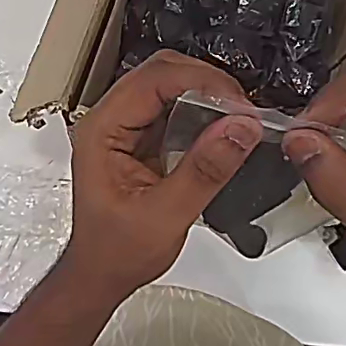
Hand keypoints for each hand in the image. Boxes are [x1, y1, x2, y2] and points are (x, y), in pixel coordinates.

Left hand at [62, 50, 262, 300]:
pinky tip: (223, 130)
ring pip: (171, 86)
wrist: (103, 273)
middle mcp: (110, 122)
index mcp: (102, 131)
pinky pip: (177, 110)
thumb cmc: (116, 251)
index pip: (153, 80)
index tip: (237, 102)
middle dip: (208, 83)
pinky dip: (205, 113)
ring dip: (208, 96)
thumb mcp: (166, 216)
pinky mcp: (143, 140)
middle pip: (162, 73)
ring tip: (239, 118)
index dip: (201, 82)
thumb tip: (238, 130)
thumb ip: (204, 171)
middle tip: (243, 109)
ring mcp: (126, 129)